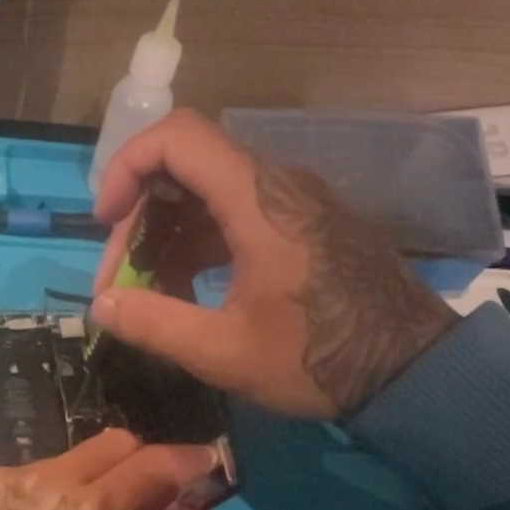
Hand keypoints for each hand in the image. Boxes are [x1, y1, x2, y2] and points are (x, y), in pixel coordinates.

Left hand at [0, 430, 216, 509]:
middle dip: (140, 466)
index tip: (203, 469)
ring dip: (89, 483)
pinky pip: (28, 477)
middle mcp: (49, 480)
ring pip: (70, 459)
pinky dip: (46, 497)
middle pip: (116, 445)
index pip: (159, 462)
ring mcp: (7, 481)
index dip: (190, 462)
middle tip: (144, 503)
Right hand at [89, 110, 456, 418]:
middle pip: (185, 169)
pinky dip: (198, 247)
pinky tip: (186, 295)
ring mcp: (293, 205)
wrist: (408, 370)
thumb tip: (101, 306)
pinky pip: (235, 218)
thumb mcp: (223, 352)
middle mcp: (275, 185)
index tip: (103, 222)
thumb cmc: (317, 358)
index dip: (126, 167)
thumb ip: (155, 325)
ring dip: (165, 240)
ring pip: (207, 196)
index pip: (177, 138)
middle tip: (118, 284)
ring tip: (147, 298)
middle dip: (138, 221)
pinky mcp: (304, 228)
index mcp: (256, 200)